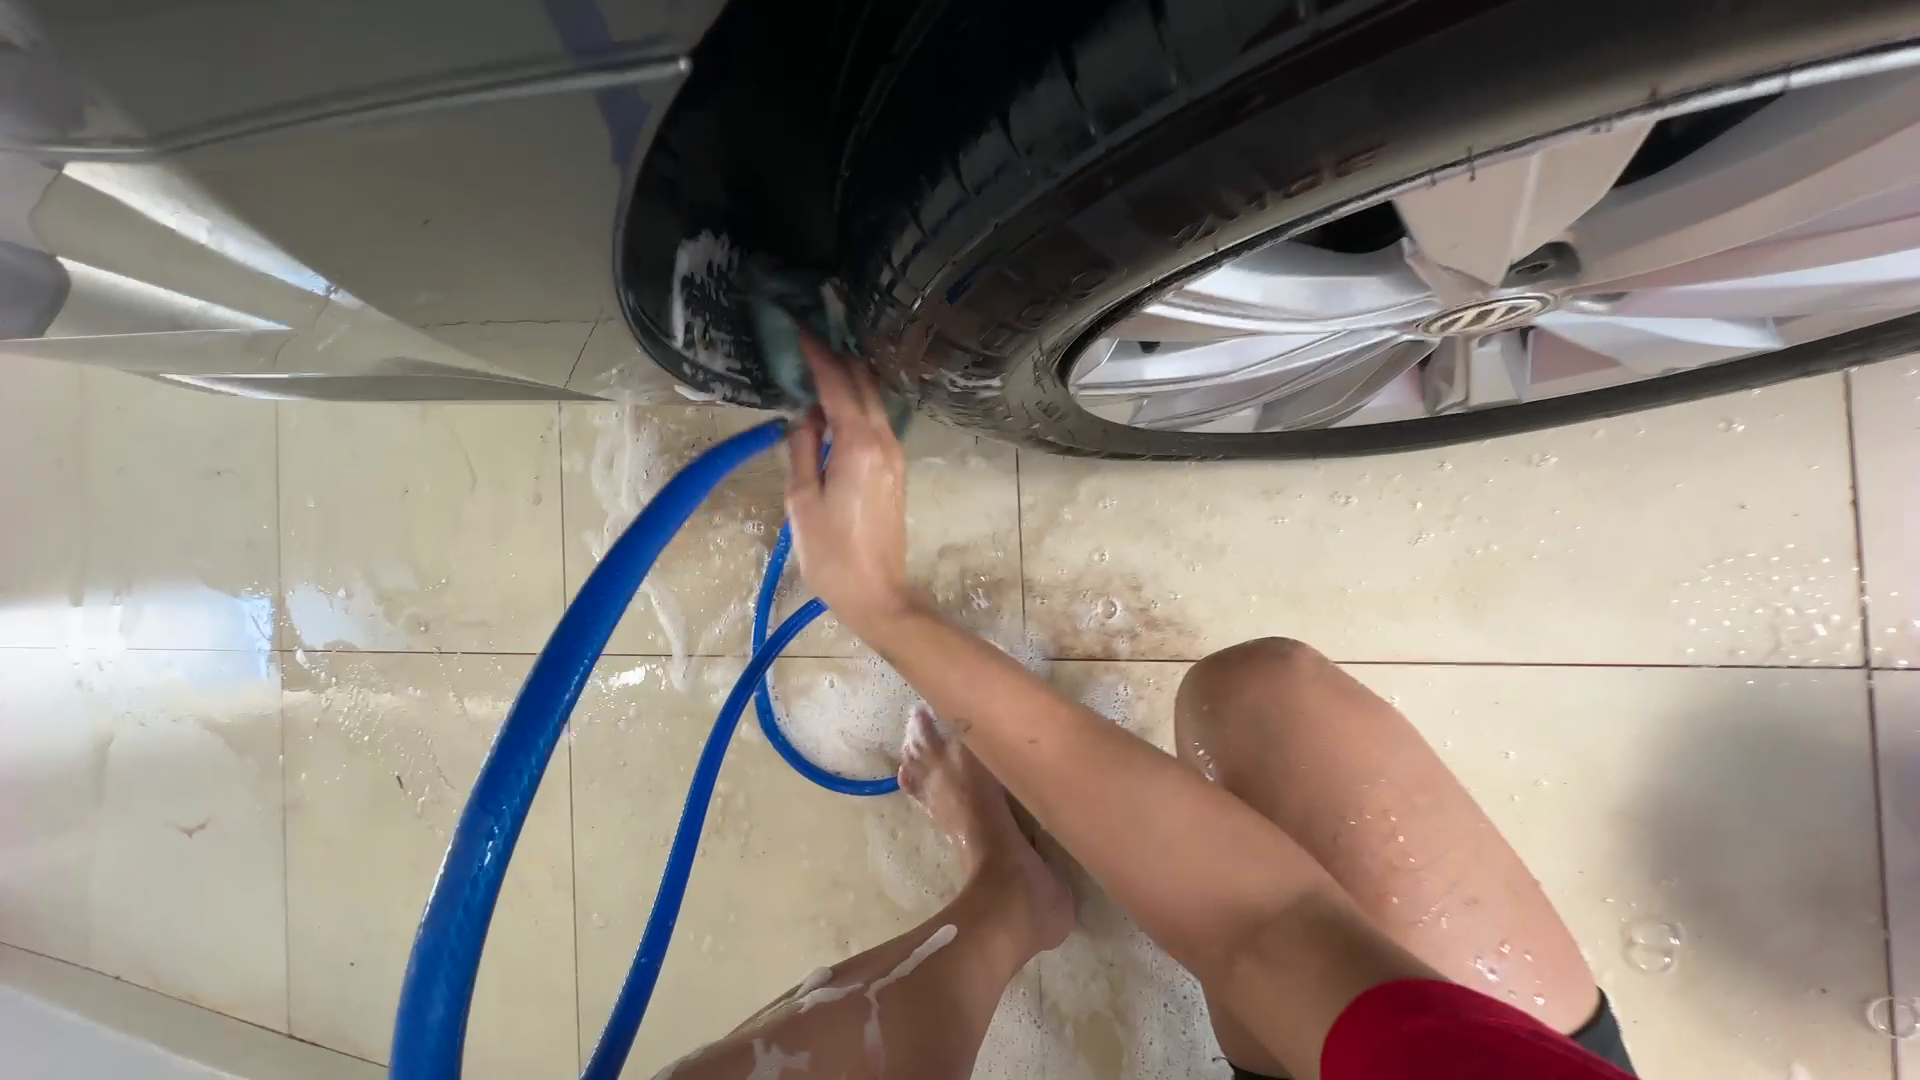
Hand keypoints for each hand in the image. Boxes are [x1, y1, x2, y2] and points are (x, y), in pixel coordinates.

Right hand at [784, 336, 915, 635]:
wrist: (877, 593)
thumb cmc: (831, 553)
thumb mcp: (801, 500)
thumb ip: (802, 449)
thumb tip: (805, 415)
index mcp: (858, 445)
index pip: (838, 385)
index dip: (819, 355)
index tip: (801, 329)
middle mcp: (884, 442)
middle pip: (864, 385)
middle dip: (839, 359)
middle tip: (812, 340)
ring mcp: (895, 456)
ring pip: (876, 403)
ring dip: (851, 381)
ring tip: (821, 366)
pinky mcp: (896, 471)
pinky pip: (879, 424)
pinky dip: (859, 406)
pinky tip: (838, 408)